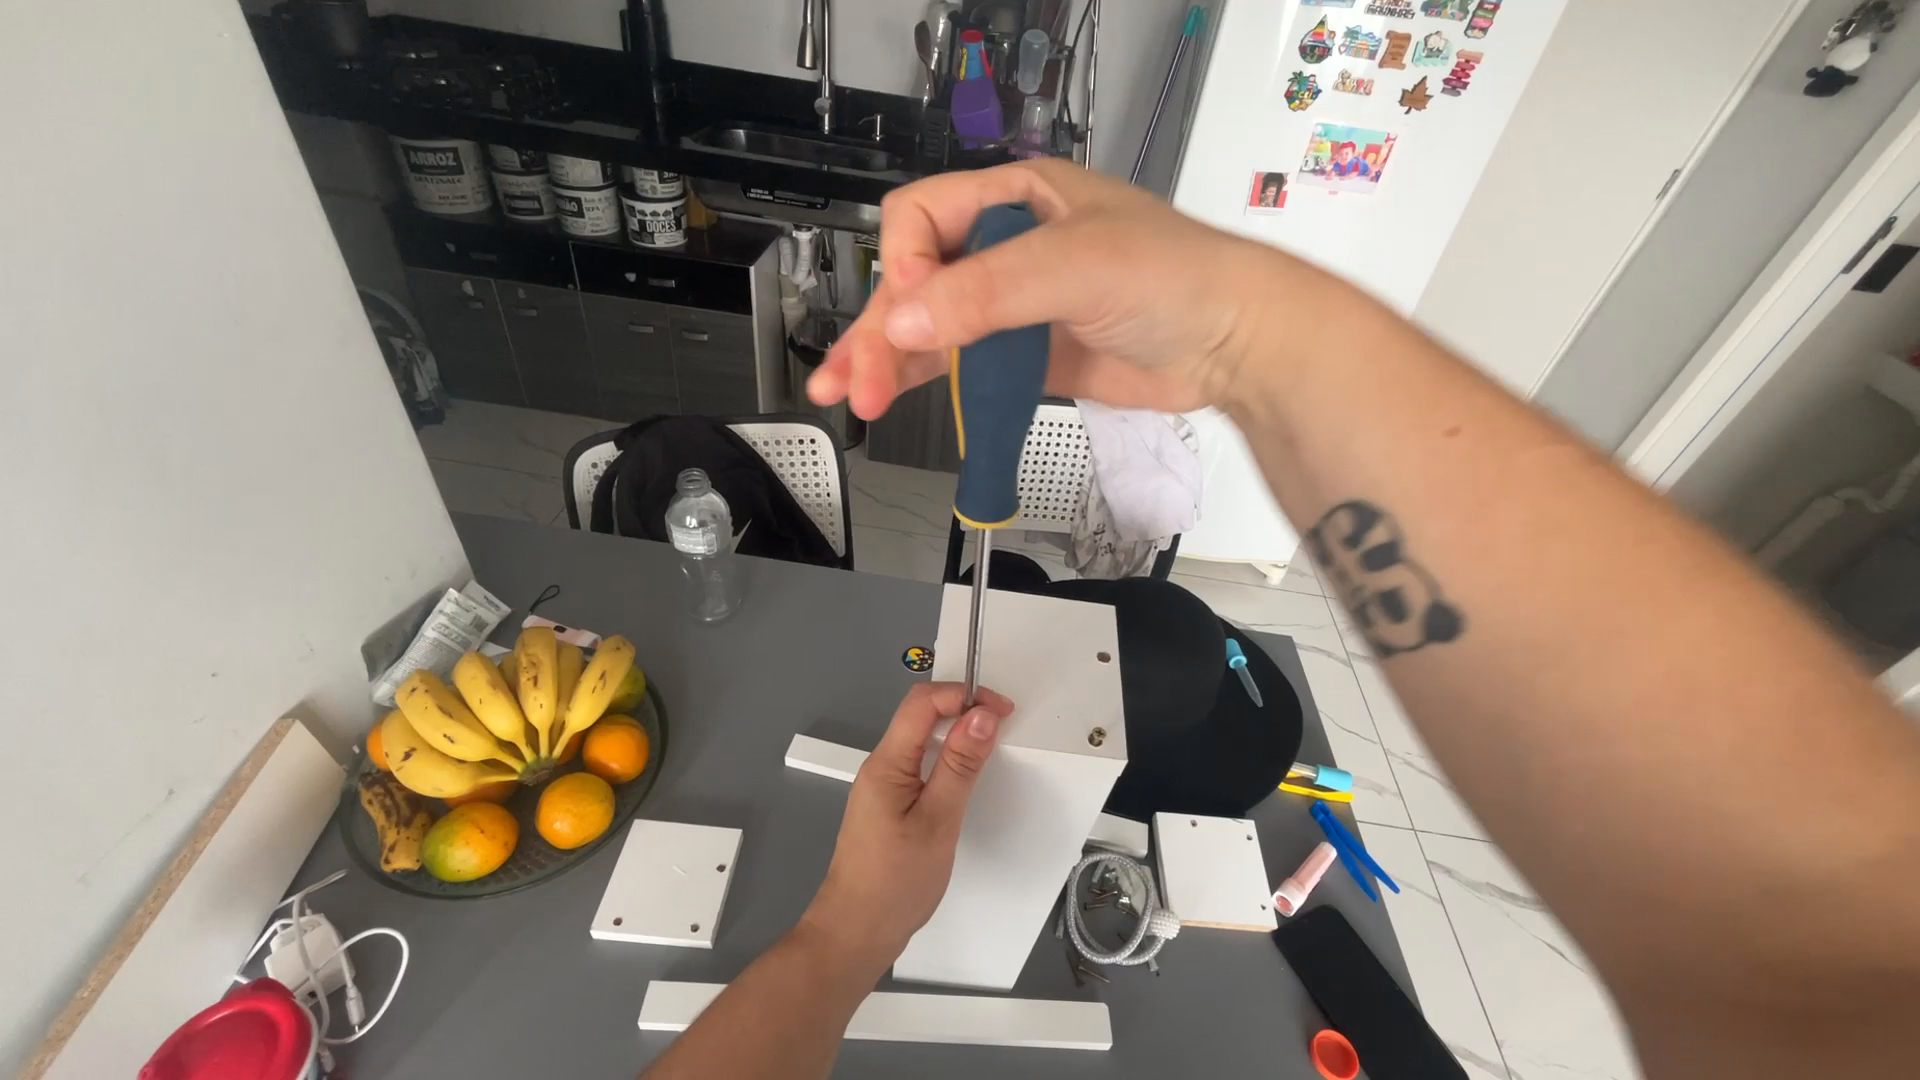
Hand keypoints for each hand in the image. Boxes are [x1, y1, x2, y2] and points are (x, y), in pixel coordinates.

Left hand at [798, 682, 1013, 974]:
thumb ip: (961, 766)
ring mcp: (882, 786)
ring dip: (956, 733)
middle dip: (963, 708)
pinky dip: (946, 758)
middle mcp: (881, 766)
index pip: (923, 703)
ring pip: (920, 739)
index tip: (1001, 711)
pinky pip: (919, 764)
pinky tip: (965, 776)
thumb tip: (982, 716)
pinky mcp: (889, 805)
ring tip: (990, 747)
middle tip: (1002, 725)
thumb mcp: (938, 821)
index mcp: (887, 763)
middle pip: (920, 714)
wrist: (856, 933)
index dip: (964, 695)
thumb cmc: (896, 881)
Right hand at [807, 158, 1310, 421]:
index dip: (904, 266)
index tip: (910, 313)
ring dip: (888, 361)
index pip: (922, 220)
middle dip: (879, 330)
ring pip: (931, 329)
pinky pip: (962, 365)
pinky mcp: (1025, 355)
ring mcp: (1014, 306)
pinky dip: (929, 382)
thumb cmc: (1174, 278)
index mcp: (1014, 200)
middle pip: (917, 284)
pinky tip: (892, 397)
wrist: (1231, 344)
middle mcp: (1005, 249)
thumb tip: (902, 323)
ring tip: (848, 396)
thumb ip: (987, 292)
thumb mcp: (1076, 265)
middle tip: (851, 381)